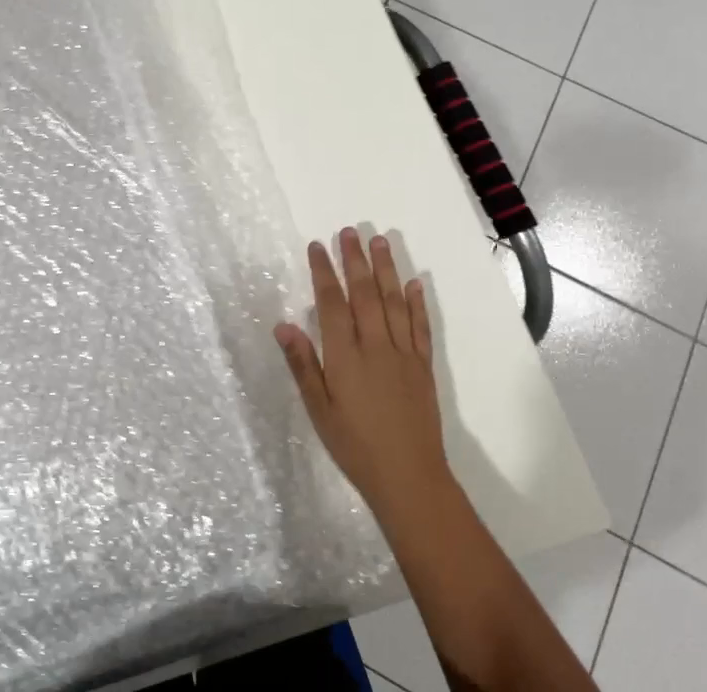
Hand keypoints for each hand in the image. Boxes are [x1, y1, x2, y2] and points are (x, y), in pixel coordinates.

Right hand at [274, 228, 451, 527]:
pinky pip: (419, 327)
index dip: (324, 273)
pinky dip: (416, 303)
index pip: (332, 304)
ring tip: (380, 241)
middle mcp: (375, 347)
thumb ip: (303, 365)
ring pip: (393, 302)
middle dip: (355, 260)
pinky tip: (414, 283)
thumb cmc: (354, 446)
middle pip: (364, 294)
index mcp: (345, 357)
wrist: (409, 476)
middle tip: (349, 231)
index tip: (317, 246)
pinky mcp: (423, 367)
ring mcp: (403, 354)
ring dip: (386, 270)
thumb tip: (284, 325)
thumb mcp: (318, 410)